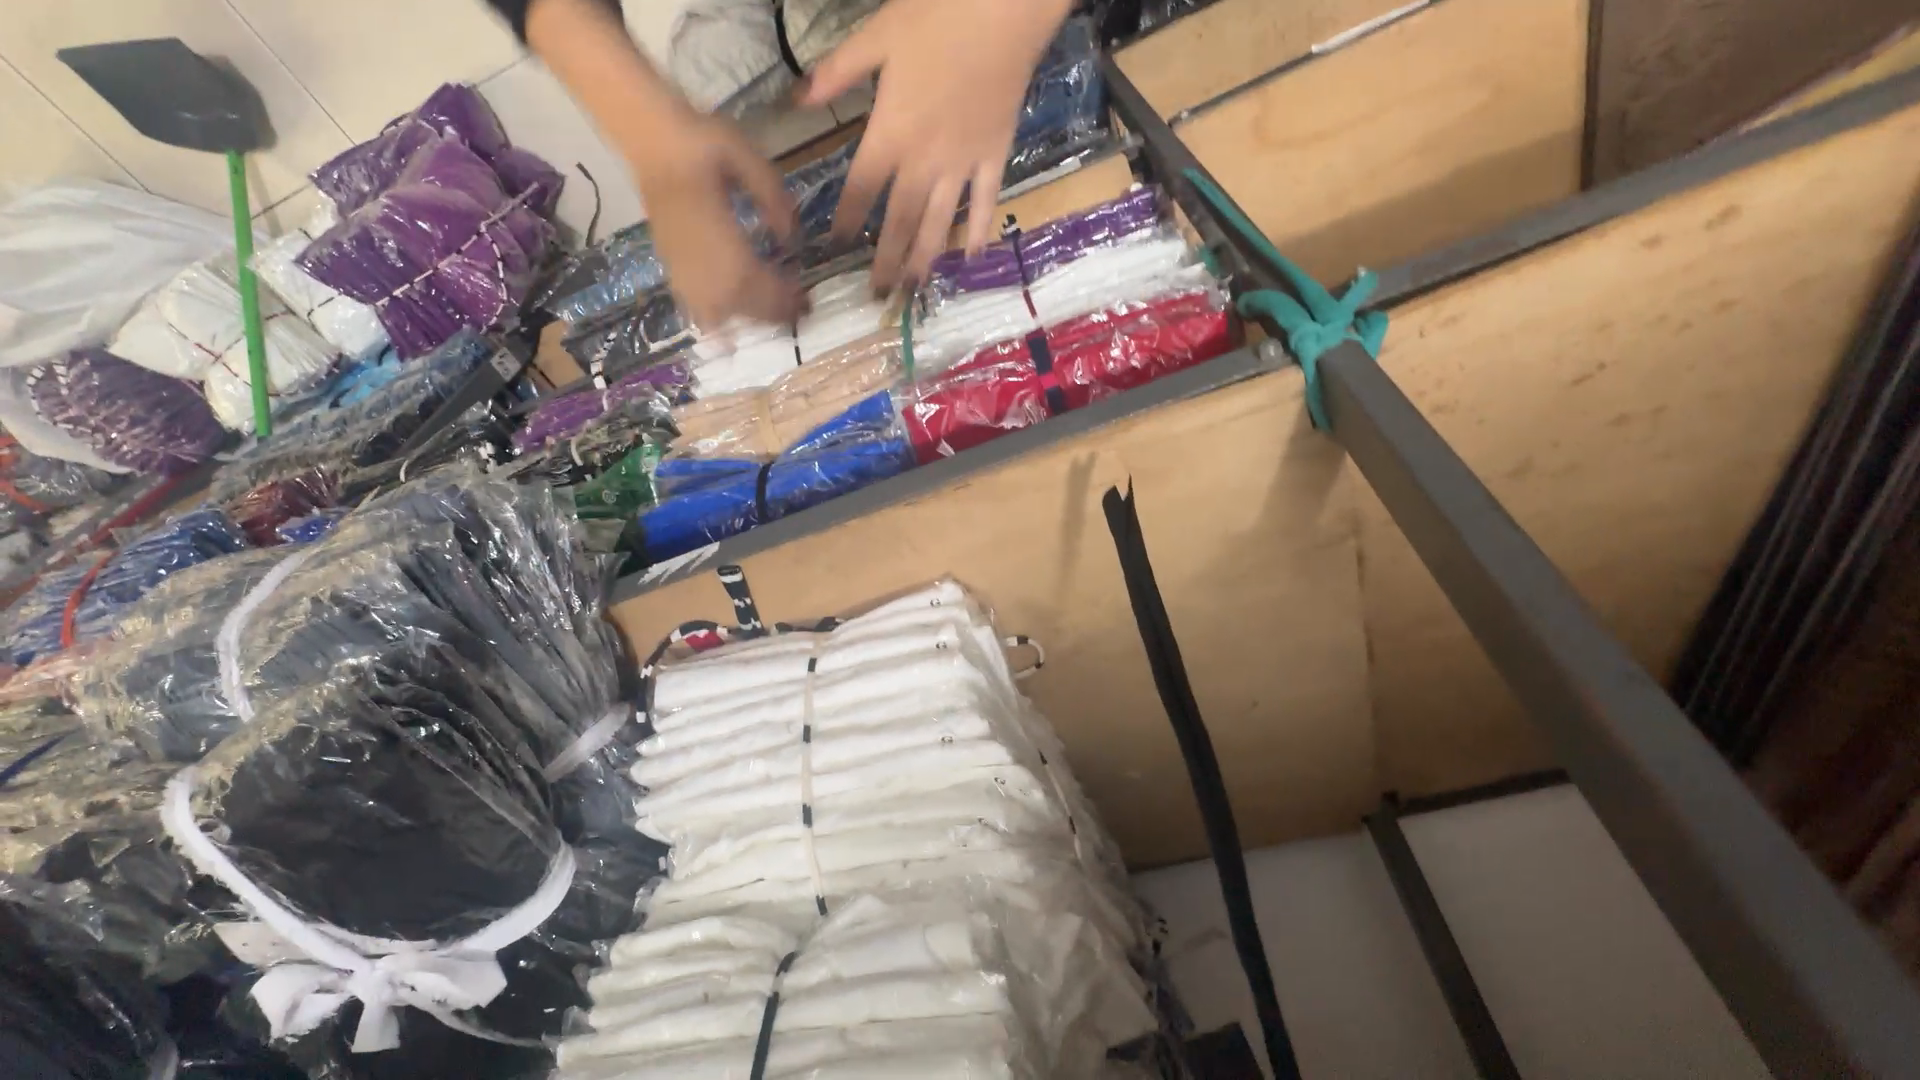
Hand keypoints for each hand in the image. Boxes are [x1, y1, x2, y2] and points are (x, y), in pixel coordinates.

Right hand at [629, 112, 806, 328]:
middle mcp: (702, 266)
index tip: (806, 302)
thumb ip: (772, 199)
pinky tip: (731, 326)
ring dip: (748, 318)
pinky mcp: (672, 266)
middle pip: (744, 307)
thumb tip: (792, 241)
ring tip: (770, 315)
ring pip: (721, 315)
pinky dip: (717, 320)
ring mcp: (683, 270)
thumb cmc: (700, 143)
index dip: (786, 300)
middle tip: (796, 311)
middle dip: (773, 313)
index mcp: (723, 242)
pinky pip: (696, 308)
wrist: (650, 139)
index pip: (761, 287)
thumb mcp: (747, 159)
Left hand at [802, 0, 1072, 291]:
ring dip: (925, 257)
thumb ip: (838, 73)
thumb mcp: (877, 37)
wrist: (1003, 9)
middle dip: (886, 259)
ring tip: (915, 287)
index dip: (847, 218)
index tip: (835, 245)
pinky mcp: (995, 157)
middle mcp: (923, 161)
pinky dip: (979, 229)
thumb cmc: (936, 17)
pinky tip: (972, 258)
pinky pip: (985, 202)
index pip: (860, 187)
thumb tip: (798, 99)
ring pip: (939, 221)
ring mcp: (962, 164)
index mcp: (890, 132)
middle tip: (877, 293)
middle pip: (899, 220)